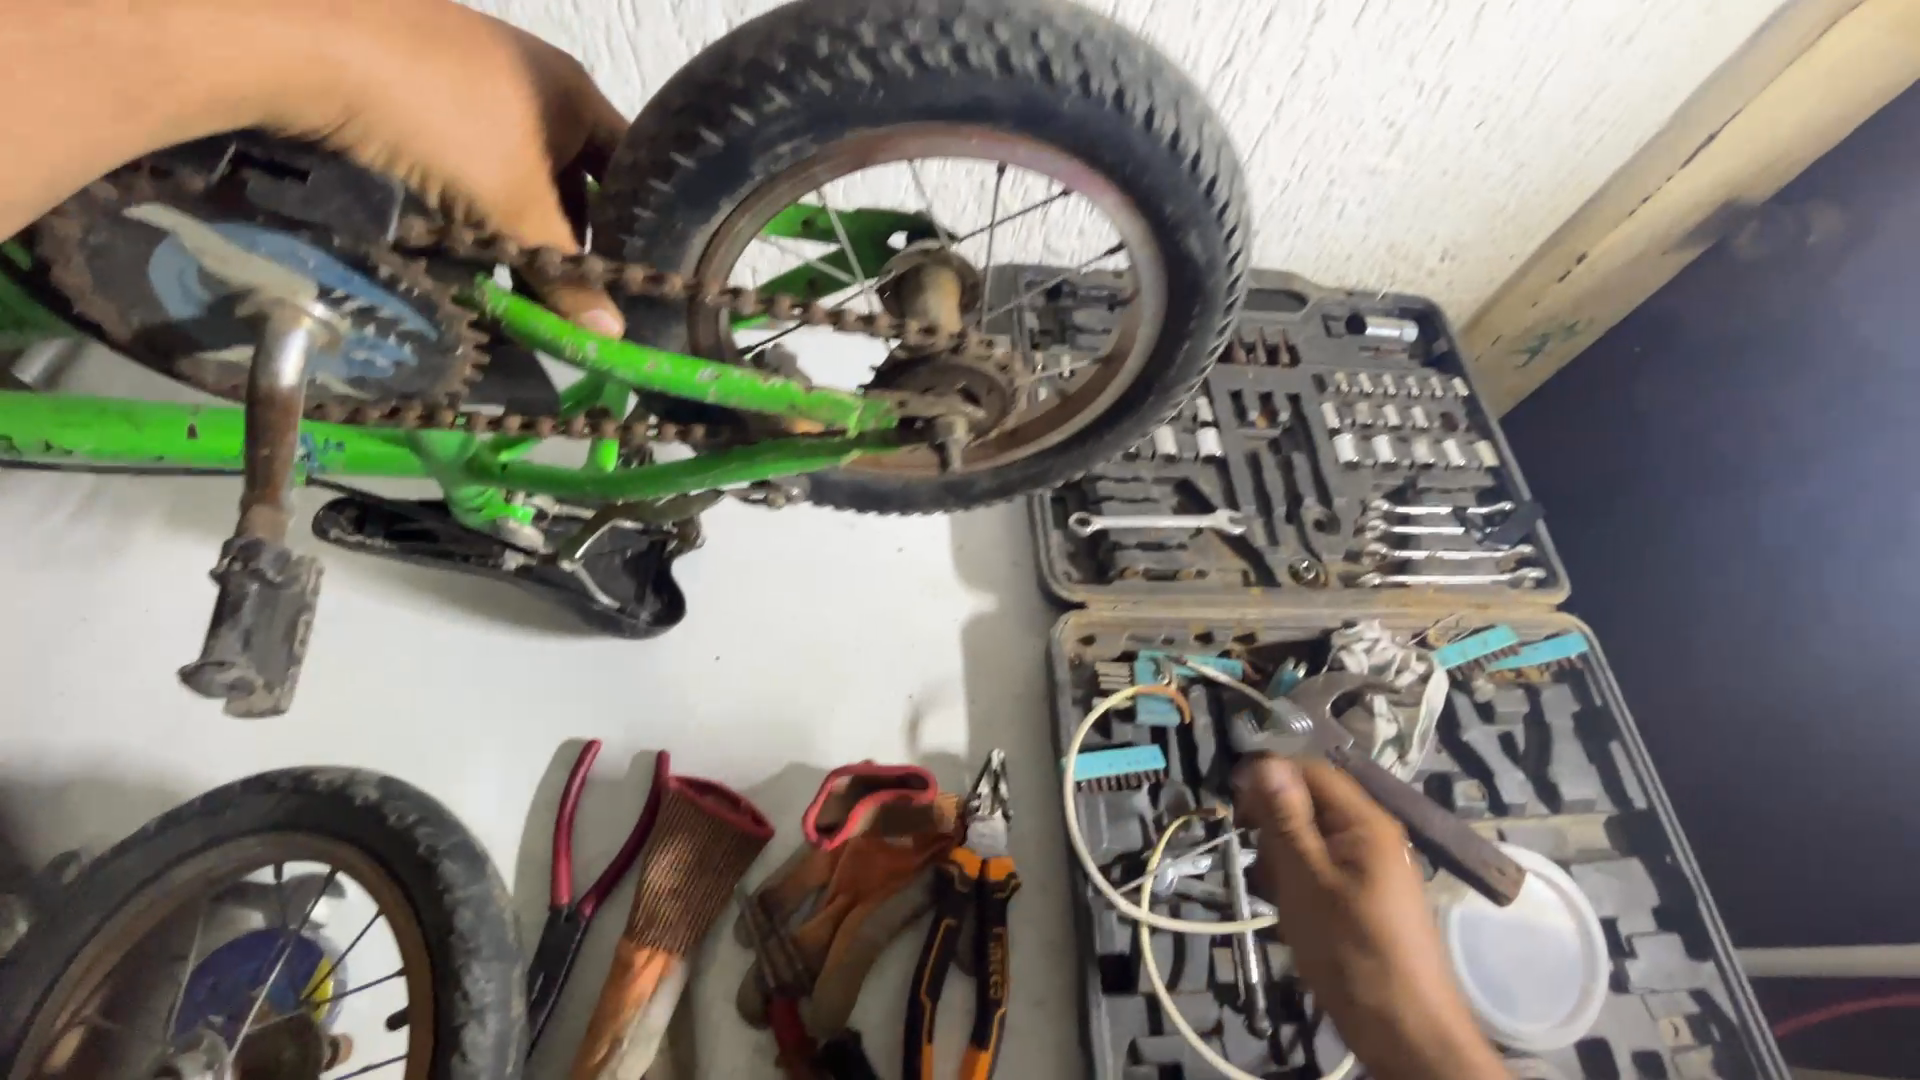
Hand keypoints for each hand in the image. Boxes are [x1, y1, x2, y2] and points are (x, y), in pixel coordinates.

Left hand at [270, 1, 627, 334]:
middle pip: (574, 171)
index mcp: (574, 90)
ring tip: (506, 260)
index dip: (638, 221)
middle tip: (565, 279)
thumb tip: (610, 338)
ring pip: (518, 164)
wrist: (299, 41)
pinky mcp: (416, 72)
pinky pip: (470, 147)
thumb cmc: (446, 124)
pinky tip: (456, 221)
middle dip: (569, 228)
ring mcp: (472, 67)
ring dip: (516, 214)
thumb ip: (567, 276)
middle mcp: (533, 72)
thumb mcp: (516, 213)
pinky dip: (471, 189)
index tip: (630, 270)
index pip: (631, 167)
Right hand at [1233, 757, 1505, 1079]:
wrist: (1405, 1033)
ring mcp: (1369, 866)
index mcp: (1365, 822)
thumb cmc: (1352, 951)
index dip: (1269, 779)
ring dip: (1280, 855)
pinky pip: (1319, 866)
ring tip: (1271, 891)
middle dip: (1273, 824)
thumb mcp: (1306, 879)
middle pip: (1308, 802)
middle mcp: (1370, 834)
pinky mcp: (1362, 894)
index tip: (1236, 809)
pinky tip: (1286, 906)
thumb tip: (1264, 762)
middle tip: (1254, 858)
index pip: (1310, 770)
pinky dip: (1296, 878)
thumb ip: (1285, 818)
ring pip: (1309, 837)